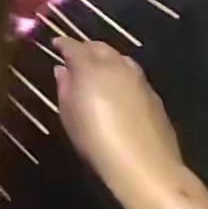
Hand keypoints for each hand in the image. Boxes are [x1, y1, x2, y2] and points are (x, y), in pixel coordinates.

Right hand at [54, 36, 185, 198]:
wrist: (144, 165)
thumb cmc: (96, 140)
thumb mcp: (69, 116)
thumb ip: (64, 87)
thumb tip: (62, 69)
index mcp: (90, 67)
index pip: (73, 46)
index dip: (62, 43)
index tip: (55, 44)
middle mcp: (115, 65)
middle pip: (98, 47)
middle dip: (85, 48)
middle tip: (75, 57)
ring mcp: (137, 77)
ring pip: (118, 57)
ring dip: (105, 59)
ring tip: (96, 71)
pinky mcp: (152, 93)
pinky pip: (132, 74)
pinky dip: (120, 74)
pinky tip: (117, 89)